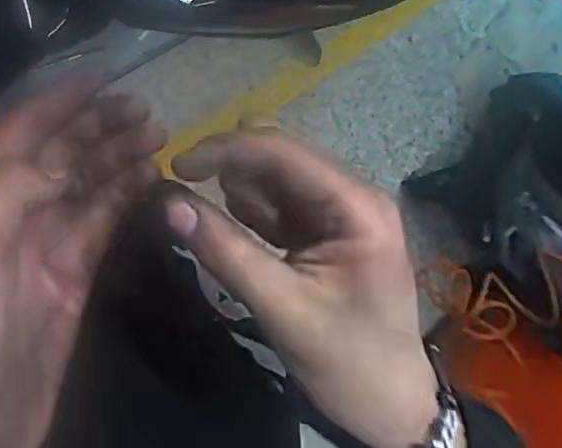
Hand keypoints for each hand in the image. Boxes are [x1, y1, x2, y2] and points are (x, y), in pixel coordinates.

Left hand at [0, 82, 167, 447]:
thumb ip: (12, 186)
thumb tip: (63, 154)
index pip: (22, 128)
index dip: (59, 99)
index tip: (99, 76)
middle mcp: (12, 205)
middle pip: (61, 150)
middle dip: (98, 122)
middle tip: (142, 106)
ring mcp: (43, 239)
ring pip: (86, 180)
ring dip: (117, 152)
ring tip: (155, 131)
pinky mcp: (70, 274)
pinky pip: (100, 220)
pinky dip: (124, 195)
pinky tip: (148, 177)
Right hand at [165, 125, 439, 447]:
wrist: (393, 412)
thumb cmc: (349, 364)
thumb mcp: (283, 311)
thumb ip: (225, 252)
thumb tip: (168, 201)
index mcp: (355, 204)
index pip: (281, 150)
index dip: (225, 149)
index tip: (177, 166)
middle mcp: (349, 190)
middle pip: (275, 149)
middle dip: (228, 165)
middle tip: (187, 193)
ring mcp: (336, 204)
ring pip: (269, 167)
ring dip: (235, 186)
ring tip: (226, 234)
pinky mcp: (322, 220)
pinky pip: (273, 192)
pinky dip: (246, 205)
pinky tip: (242, 237)